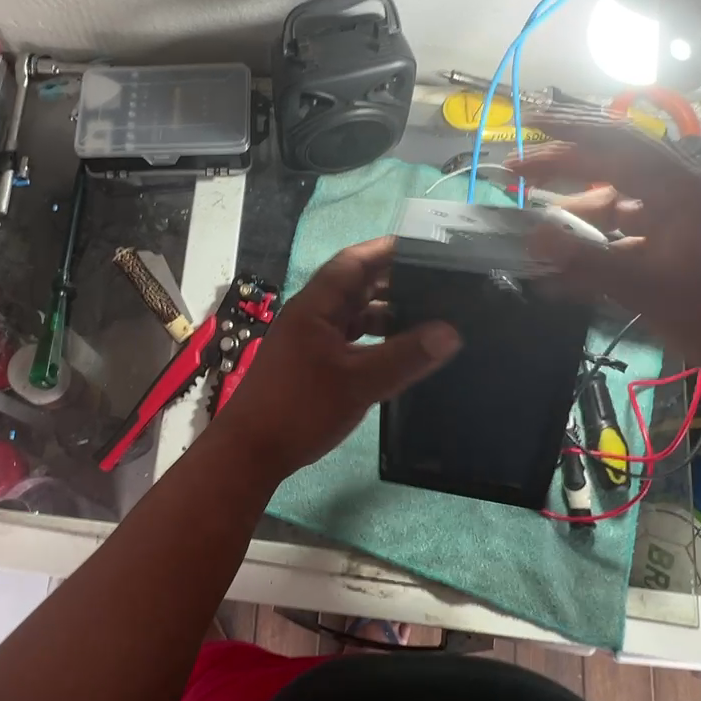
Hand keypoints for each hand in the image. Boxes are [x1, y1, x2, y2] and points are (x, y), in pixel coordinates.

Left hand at [210, 237, 460, 481]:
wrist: (250, 451)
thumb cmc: (299, 409)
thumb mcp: (359, 382)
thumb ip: (405, 356)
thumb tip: (451, 332)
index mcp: (314, 307)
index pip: (352, 262)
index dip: (386, 251)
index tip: (426, 249)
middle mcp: (309, 316)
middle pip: (353, 286)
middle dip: (392, 282)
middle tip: (438, 284)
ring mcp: (307, 340)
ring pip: (350, 315)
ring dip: (384, 313)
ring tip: (427, 317)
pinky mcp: (309, 363)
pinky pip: (346, 338)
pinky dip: (372, 339)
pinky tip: (397, 351)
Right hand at [507, 119, 700, 409]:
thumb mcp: (656, 291)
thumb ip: (589, 262)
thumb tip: (530, 239)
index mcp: (685, 191)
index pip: (616, 143)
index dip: (566, 131)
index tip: (523, 123)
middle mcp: (688, 202)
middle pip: (614, 173)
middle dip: (562, 173)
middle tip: (512, 179)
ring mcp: (693, 234)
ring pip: (622, 216)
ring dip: (578, 227)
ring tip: (534, 248)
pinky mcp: (696, 266)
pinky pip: (635, 250)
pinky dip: (600, 260)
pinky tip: (568, 283)